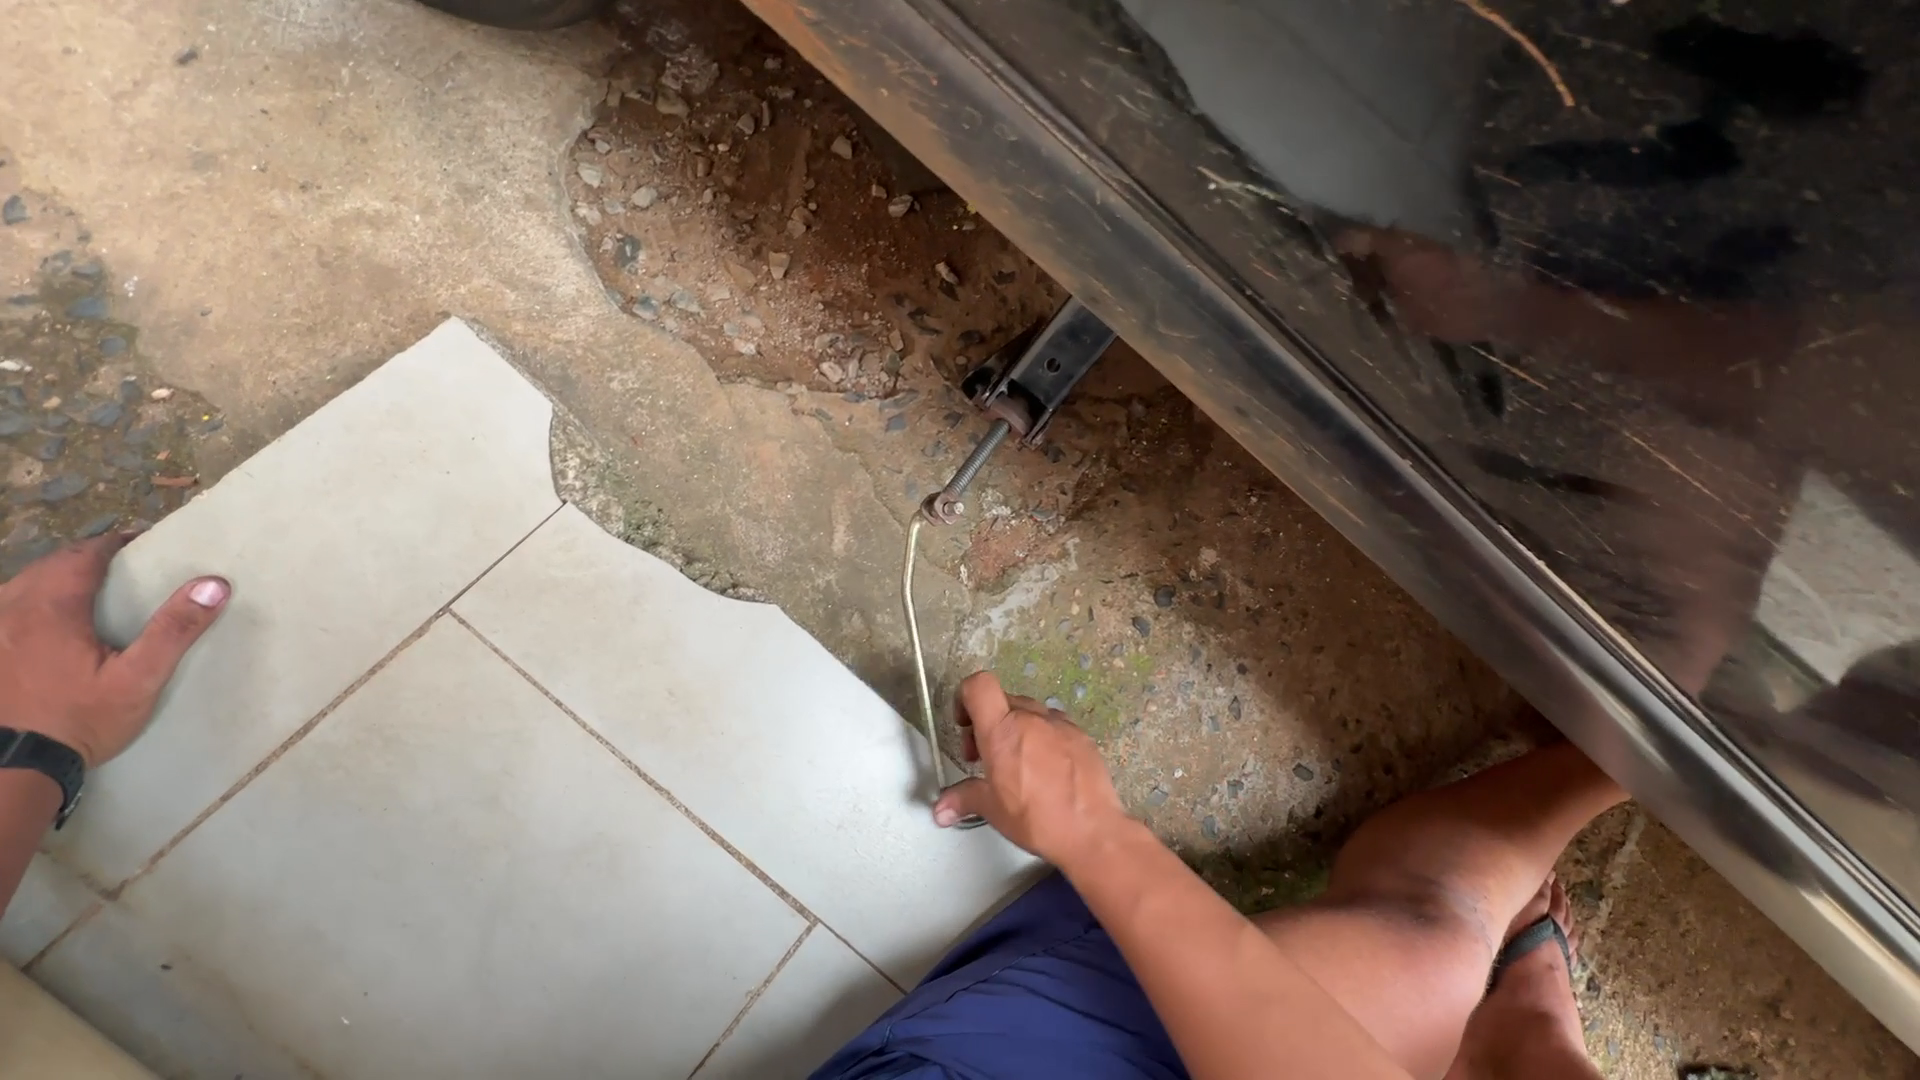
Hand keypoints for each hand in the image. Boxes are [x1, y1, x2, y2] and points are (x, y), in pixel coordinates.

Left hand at [0, 534, 228, 766]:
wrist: (14, 765)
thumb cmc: (82, 718)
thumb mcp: (141, 677)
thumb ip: (174, 629)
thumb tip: (213, 583)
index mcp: (50, 612)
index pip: (79, 559)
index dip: (110, 544)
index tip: (140, 540)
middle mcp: (10, 614)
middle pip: (45, 568)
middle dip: (83, 558)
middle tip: (120, 561)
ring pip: (17, 587)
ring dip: (52, 577)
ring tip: (85, 584)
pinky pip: (5, 611)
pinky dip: (28, 600)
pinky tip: (43, 617)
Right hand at [932, 671, 1131, 866]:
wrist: (1092, 830)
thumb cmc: (1036, 818)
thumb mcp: (992, 809)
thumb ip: (963, 799)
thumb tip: (941, 809)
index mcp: (1002, 730)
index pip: (978, 685)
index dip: (966, 697)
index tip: (966, 725)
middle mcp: (1030, 718)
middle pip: (1002, 700)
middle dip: (989, 723)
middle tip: (987, 756)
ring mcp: (1059, 723)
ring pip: (1029, 711)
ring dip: (1016, 728)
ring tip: (1018, 763)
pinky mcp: (1080, 734)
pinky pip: (1053, 724)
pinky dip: (1043, 737)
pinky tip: (1046, 768)